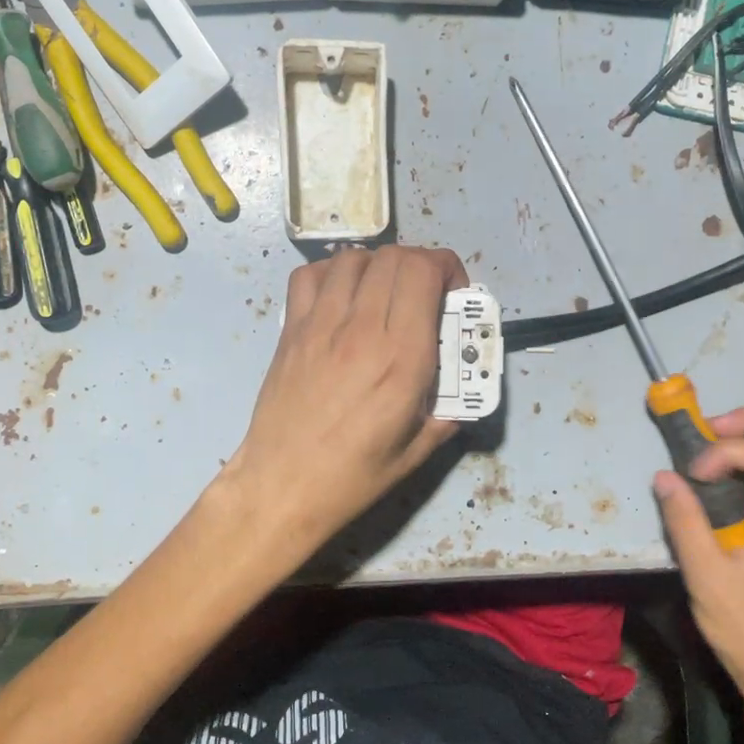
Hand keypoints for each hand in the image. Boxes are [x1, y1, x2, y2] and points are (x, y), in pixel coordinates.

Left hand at [223, 246, 469, 554]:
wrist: (282, 486)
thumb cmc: (352, 476)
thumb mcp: (416, 450)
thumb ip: (446, 413)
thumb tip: (461, 393)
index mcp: (402, 358)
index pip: (424, 274)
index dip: (447, 268)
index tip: (453, 291)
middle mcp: (362, 329)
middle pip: (395, 257)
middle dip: (421, 264)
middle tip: (426, 292)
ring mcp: (321, 325)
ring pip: (354, 258)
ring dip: (379, 265)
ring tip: (385, 292)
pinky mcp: (291, 330)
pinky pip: (310, 275)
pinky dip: (333, 272)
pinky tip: (342, 296)